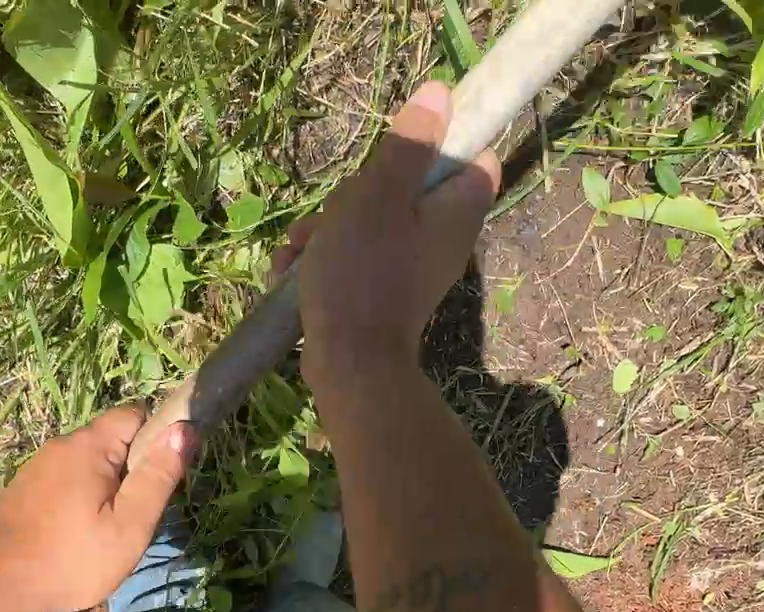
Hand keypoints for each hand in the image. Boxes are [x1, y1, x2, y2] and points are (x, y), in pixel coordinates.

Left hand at [0, 405, 196, 611]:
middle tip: (138, 516)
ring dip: (106, 489)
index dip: (157, 438)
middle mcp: (59, 447)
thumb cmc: (71, 560)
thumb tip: (185, 428)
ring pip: (88, 465)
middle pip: (111, 441)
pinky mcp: (23, 492)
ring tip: (109, 533)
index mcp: (87, 446)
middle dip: (132, 470)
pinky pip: (65, 483)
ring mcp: (36, 469)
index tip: (163, 477)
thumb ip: (158, 476)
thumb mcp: (129, 525)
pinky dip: (81, 501)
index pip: (135, 414)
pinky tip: (78, 538)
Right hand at [273, 81, 500, 386]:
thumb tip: (440, 95)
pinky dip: (326, 262)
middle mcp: (443, 238)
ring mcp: (412, 269)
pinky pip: (357, 259)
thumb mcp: (378, 195)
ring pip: (370, 224)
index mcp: (457, 210)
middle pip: (404, 189)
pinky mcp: (384, 294)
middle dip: (353, 197)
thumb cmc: (363, 273)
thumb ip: (409, 144)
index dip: (434, 147)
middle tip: (328, 217)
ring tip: (296, 254)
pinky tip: (293, 275)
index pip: (470, 158)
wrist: (349, 363)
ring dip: (326, 231)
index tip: (393, 156)